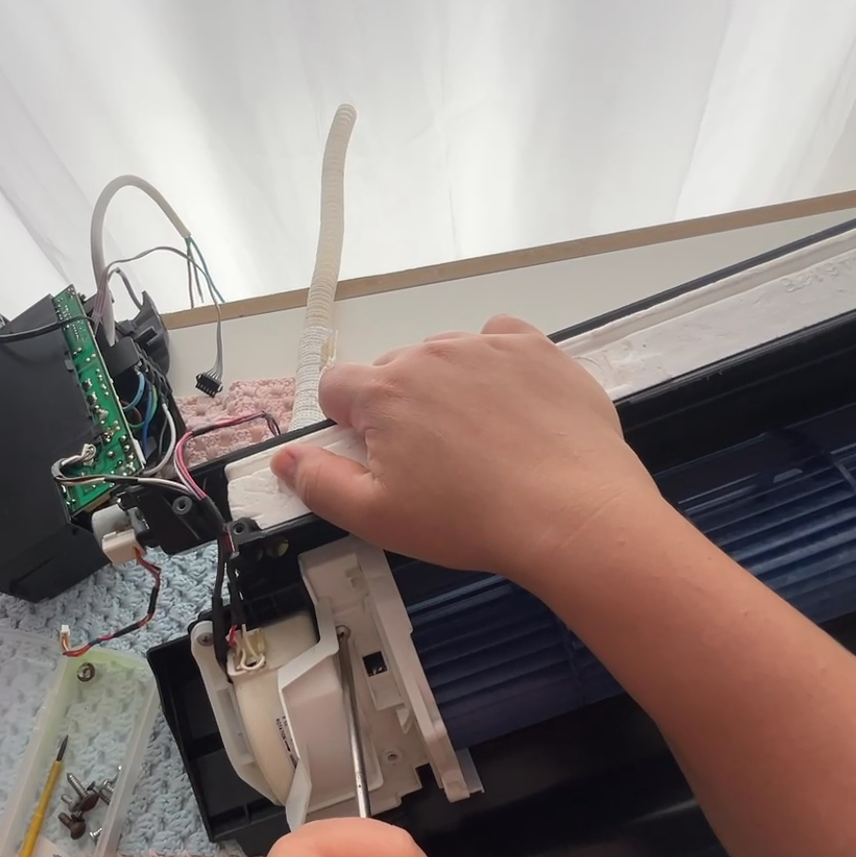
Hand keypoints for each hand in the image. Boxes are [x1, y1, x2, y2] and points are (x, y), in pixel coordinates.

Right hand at [270, 315, 665, 585]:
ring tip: (474, 435)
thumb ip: (319, 483)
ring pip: (442, 355)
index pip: (335, 385)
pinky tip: (508, 400)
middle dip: (397, 406)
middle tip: (429, 458)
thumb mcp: (376, 517)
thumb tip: (284, 458)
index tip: (373, 451)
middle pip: (391, 371)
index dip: (346, 421)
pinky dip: (493, 361)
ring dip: (444, 385)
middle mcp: (431, 355)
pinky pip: (498, 336)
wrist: (571, 514)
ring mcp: (487, 346)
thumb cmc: (469, 520)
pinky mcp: (535, 348)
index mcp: (385, 392)